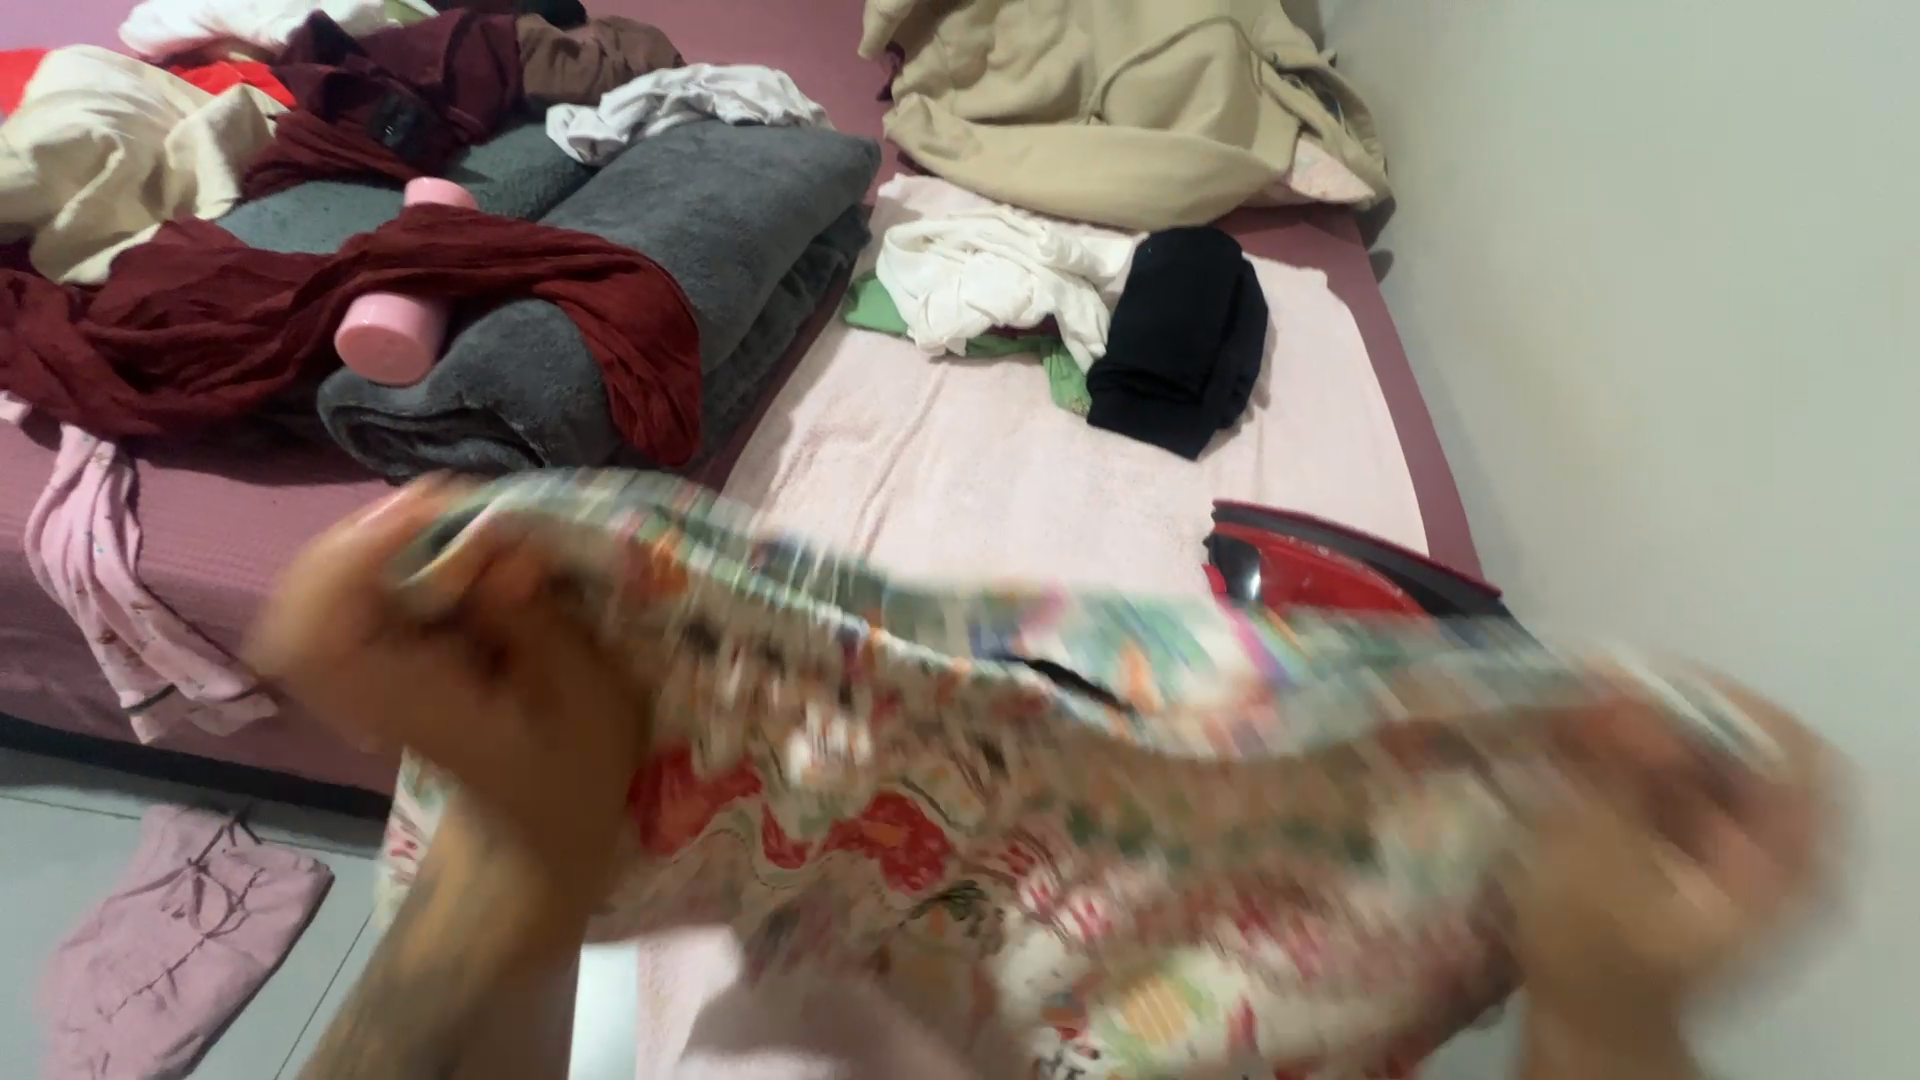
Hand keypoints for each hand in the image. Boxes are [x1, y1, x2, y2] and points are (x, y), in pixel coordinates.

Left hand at [248, 478, 655, 907]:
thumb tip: (504, 550)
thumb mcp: (586, 697)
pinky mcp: (380, 664)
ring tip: (456, 518)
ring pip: (323, 589)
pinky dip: (389, 557)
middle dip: (372, 533)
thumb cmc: (575, 769)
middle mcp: (368, 692)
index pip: (321, 636)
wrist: (537, 827)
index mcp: (415, 708)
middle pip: (306, 599)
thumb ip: (539, 622)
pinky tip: (446, 550)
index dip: (356, 557)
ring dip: (382, 539)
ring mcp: (365, 679)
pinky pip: (353, 594)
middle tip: (453, 503)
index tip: (431, 509)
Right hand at [1509, 680, 1837, 1041]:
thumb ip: (1619, 779)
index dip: (1726, 704)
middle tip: (1587, 685)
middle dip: (1666, 711)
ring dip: (1639, 730)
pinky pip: (1668, 786)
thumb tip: (1632, 700)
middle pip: (1741, 752)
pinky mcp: (1685, 852)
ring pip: (1700, 764)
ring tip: (1569, 707)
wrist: (1585, 1013)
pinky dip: (1625, 759)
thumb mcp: (1596, 860)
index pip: (1791, 754)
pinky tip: (1570, 745)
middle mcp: (1771, 851)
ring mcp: (1727, 852)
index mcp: (1782, 865)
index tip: (1643, 675)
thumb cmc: (1594, 947)